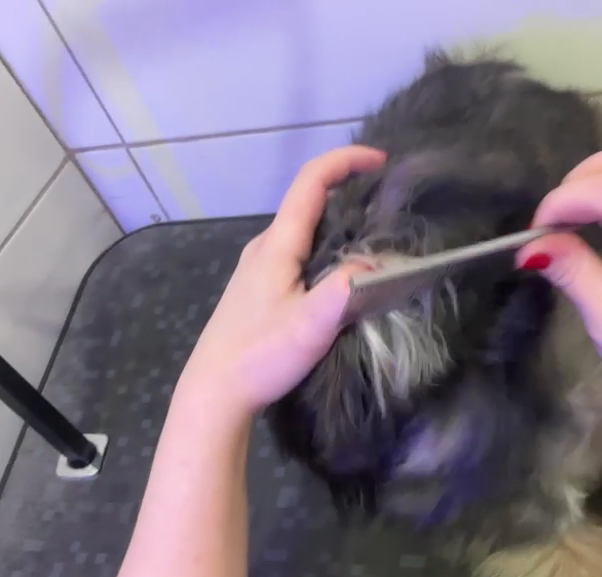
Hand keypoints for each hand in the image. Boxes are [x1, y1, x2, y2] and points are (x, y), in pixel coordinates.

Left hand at [178, 145, 387, 419]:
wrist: (215, 391)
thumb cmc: (260, 355)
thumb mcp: (312, 323)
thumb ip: (347, 287)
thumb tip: (377, 265)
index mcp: (278, 245)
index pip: (311, 181)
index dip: (346, 161)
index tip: (381, 161)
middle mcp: (264, 248)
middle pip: (308, 205)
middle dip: (348, 195)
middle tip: (387, 210)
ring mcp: (257, 270)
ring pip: (302, 234)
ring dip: (336, 229)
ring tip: (372, 245)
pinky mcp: (257, 292)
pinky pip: (295, 257)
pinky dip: (323, 253)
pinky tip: (337, 280)